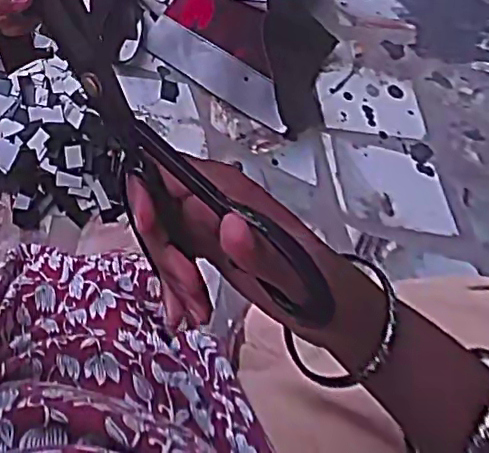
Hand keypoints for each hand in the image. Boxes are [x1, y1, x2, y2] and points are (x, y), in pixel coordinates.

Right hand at [126, 161, 387, 357]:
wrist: (342, 319)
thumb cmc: (327, 291)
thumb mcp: (294, 276)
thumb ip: (259, 249)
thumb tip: (228, 223)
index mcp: (228, 190)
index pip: (164, 170)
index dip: (146, 191)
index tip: (147, 223)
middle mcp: (212, 198)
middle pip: (155, 205)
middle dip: (162, 248)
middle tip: (186, 282)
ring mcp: (206, 220)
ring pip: (160, 232)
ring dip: (168, 273)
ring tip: (194, 305)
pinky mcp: (205, 242)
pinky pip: (171, 252)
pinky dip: (172, 282)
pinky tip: (186, 308)